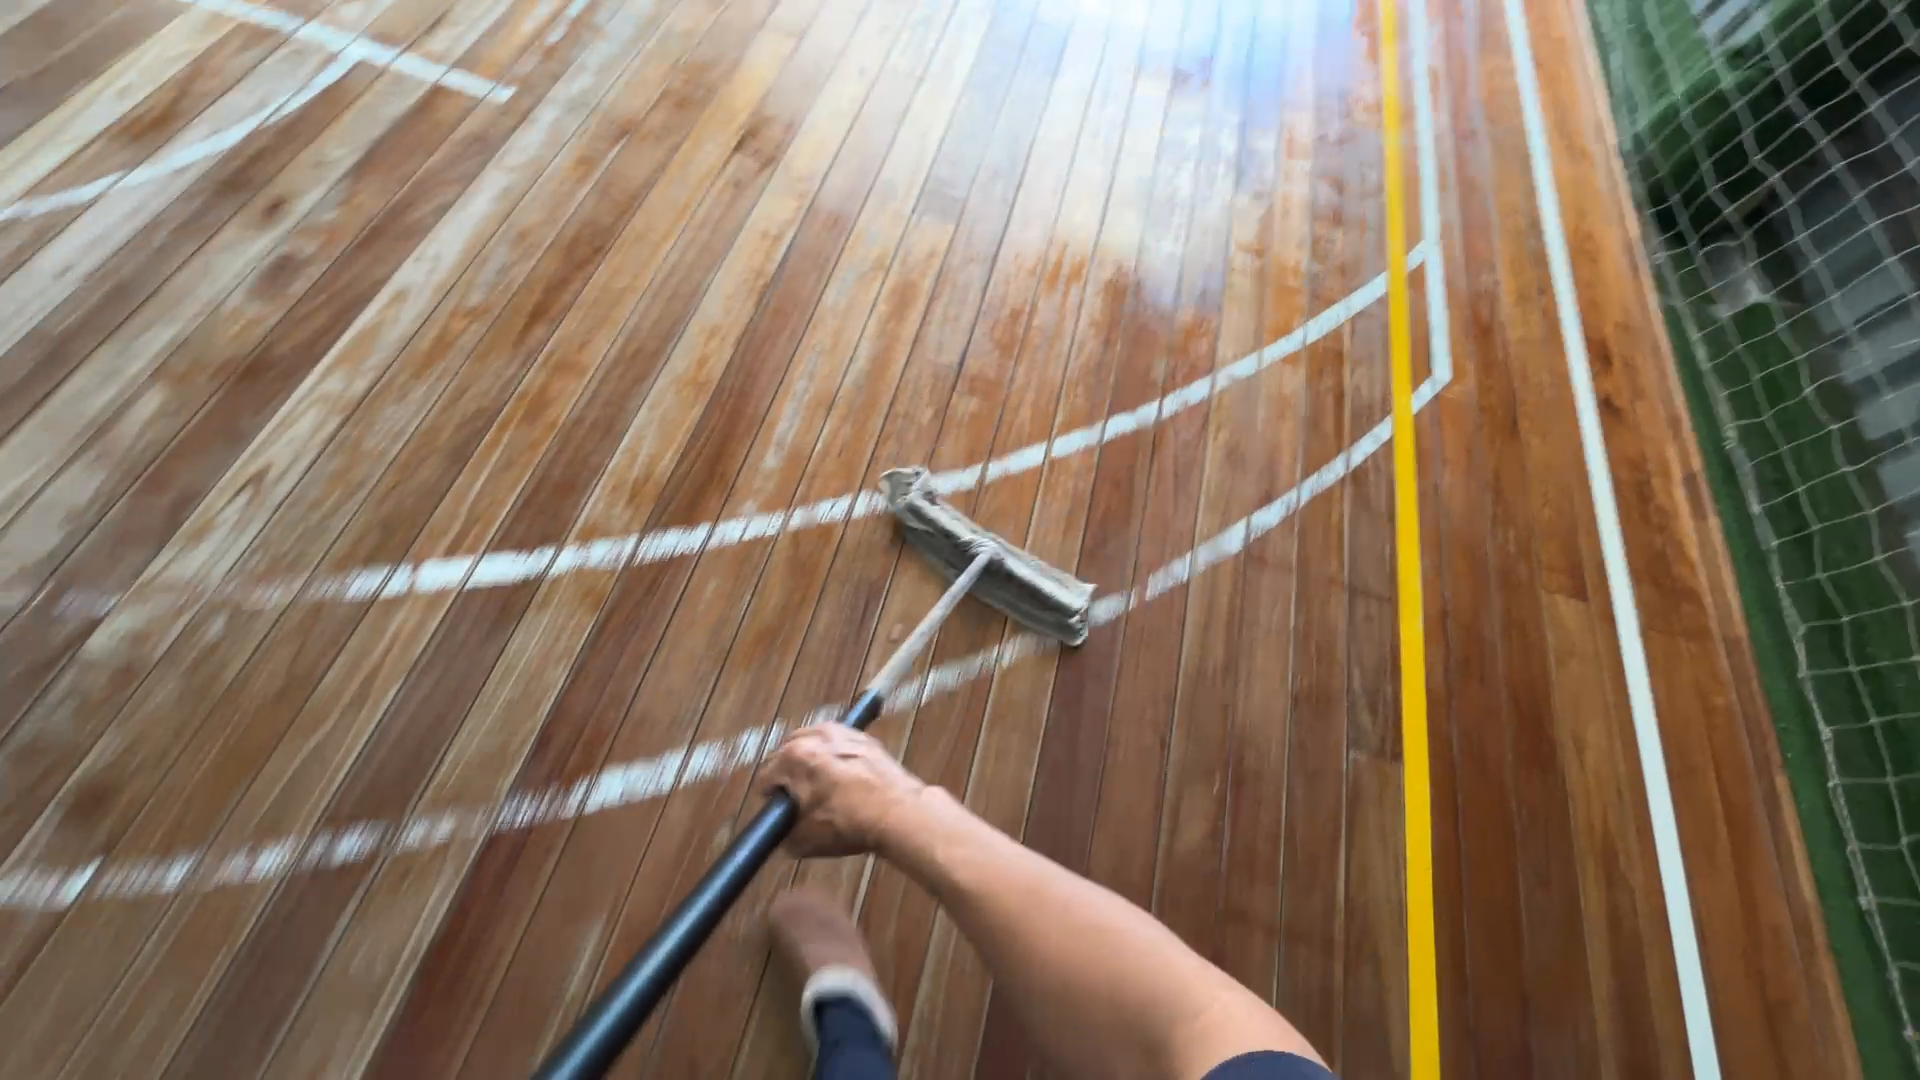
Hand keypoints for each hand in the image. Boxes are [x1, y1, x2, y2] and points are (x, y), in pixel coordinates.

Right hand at [762, 725, 926, 856]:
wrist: (897, 811)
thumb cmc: (847, 823)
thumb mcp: (803, 840)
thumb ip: (783, 833)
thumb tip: (782, 832)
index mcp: (794, 756)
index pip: (767, 776)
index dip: (770, 797)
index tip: (778, 810)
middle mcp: (815, 735)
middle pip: (789, 753)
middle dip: (790, 773)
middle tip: (798, 797)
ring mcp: (842, 732)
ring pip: (814, 743)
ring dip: (812, 760)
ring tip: (821, 786)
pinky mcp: (864, 736)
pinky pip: (839, 743)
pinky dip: (835, 756)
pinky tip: (843, 776)